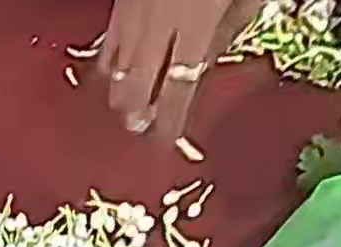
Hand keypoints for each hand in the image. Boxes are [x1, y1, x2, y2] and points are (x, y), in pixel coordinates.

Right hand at [99, 0, 251, 137]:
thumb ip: (230, 24)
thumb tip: (207, 62)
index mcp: (197, 19)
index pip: (179, 88)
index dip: (170, 119)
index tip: (165, 140)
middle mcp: (160, 17)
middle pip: (139, 82)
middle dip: (136, 110)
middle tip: (137, 126)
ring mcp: (136, 3)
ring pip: (117, 61)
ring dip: (120, 88)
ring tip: (122, 106)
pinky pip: (111, 33)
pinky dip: (110, 56)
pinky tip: (111, 68)